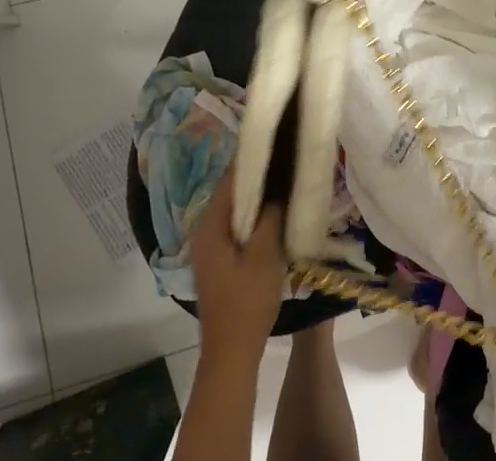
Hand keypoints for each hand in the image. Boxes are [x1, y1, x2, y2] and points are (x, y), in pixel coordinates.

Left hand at [191, 169, 286, 358]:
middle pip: (234, 193)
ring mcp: (211, 248)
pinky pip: (239, 228)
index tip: (280, 143)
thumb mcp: (264, 255)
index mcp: (210, 225)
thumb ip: (270, 216)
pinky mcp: (221, 261)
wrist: (231, 352)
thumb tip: (278, 184)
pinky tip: (279, 218)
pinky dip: (257, 219)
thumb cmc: (247, 301)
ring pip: (238, 212)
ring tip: (289, 184)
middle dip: (261, 177)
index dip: (255, 159)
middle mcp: (205, 231)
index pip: (230, 179)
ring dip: (261, 200)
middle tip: (291, 163)